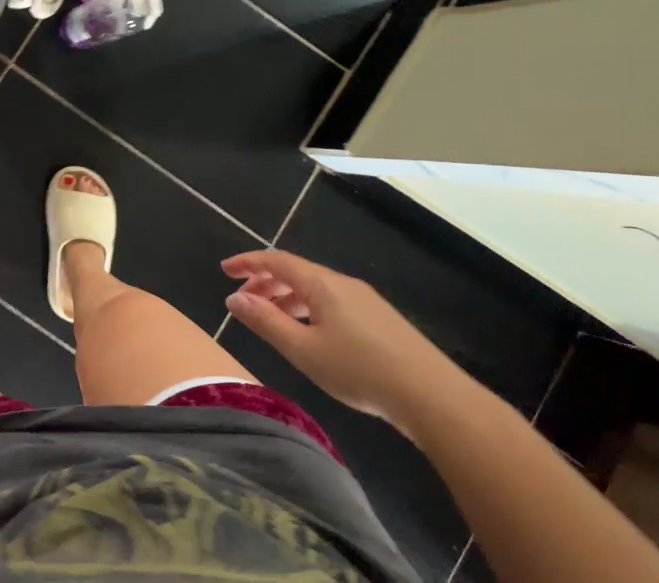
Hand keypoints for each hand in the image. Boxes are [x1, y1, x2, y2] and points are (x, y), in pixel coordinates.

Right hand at [220, 249, 470, 435]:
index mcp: (323, 284)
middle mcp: (344, 284)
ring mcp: (366, 302)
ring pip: (315, 289)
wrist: (434, 397)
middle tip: (242, 300)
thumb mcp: (302, 349)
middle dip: (265, 282)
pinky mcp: (380, 320)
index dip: (248, 262)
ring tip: (270, 319)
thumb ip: (265, 321)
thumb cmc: (360, 370)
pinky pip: (332, 302)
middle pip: (296, 272)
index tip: (224, 270)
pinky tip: (309, 334)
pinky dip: (308, 308)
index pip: (277, 261)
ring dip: (286, 297)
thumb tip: (234, 297)